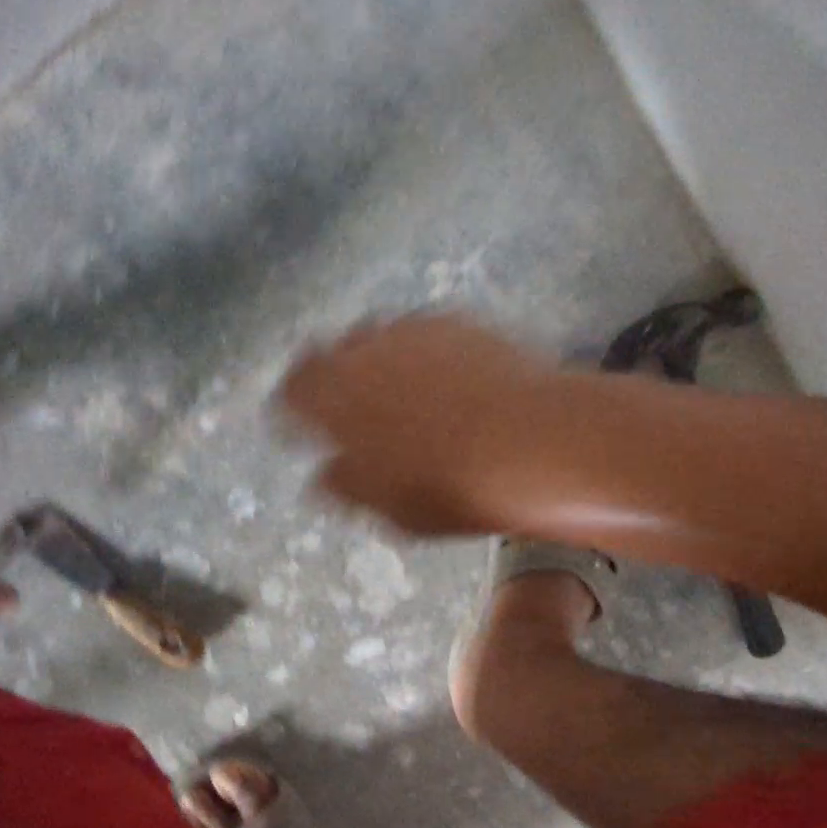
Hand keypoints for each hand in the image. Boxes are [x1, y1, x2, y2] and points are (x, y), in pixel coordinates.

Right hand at [278, 315, 560, 535]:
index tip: (305, 422)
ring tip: (406, 395)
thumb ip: (347, 485)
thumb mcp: (390, 506)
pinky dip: (424, 352)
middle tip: (359, 410)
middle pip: (332, 352)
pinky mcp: (457, 320)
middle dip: (338, 376)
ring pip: (379, 337)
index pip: (293, 387)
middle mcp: (364, 349)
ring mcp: (412, 328)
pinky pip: (424, 332)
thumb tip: (325, 474)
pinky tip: (449, 381)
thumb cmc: (453, 485)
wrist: (534, 438)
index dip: (296, 405)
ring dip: (380, 360)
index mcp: (335, 396)